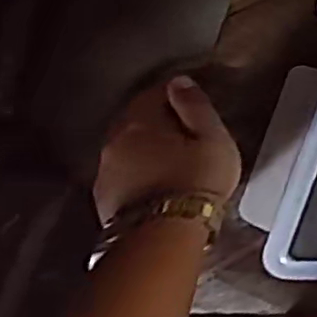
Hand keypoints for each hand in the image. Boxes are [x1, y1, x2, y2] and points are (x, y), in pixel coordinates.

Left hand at [93, 76, 242, 224]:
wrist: (164, 235)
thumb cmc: (196, 177)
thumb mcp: (211, 137)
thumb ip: (195, 107)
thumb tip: (178, 81)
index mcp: (138, 124)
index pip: (152, 93)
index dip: (174, 90)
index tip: (195, 93)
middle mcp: (113, 144)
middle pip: (134, 118)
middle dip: (157, 115)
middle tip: (187, 120)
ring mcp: (105, 172)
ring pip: (127, 144)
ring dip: (147, 140)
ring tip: (175, 147)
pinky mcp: (105, 197)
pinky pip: (125, 166)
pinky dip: (141, 162)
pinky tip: (158, 170)